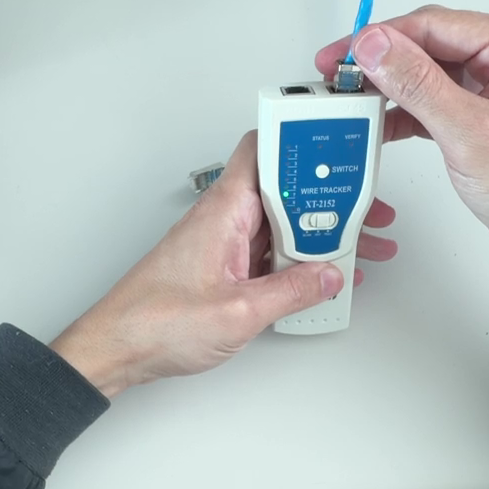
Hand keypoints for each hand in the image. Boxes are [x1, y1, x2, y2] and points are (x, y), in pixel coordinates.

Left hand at [52, 131, 397, 396]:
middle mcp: (224, 218)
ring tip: (362, 245)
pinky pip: (270, 253)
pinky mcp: (223, 267)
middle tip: (371, 209)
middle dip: (331, 199)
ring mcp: (224, 243)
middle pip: (285, 191)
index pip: (263, 148)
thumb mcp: (238, 311)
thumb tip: (329, 275)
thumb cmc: (155, 322)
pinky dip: (299, 260)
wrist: (118, 348)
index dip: (302, 140)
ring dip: (320, 234)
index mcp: (224, 210)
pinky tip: (323, 276)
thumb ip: (291, 292)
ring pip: (282, 224)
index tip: (339, 143)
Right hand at [316, 6, 488, 357]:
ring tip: (352, 101)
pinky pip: (438, 101)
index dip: (380, 38)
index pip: (435, 25)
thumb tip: (376, 45)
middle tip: (338, 77)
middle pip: (430, 45)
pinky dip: (408, 112)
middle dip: (381, 62)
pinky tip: (380, 124)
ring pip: (430, 74)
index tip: (340, 56)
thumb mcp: (470, 134)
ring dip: (391, 88)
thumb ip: (418, 84)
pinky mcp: (487, 116)